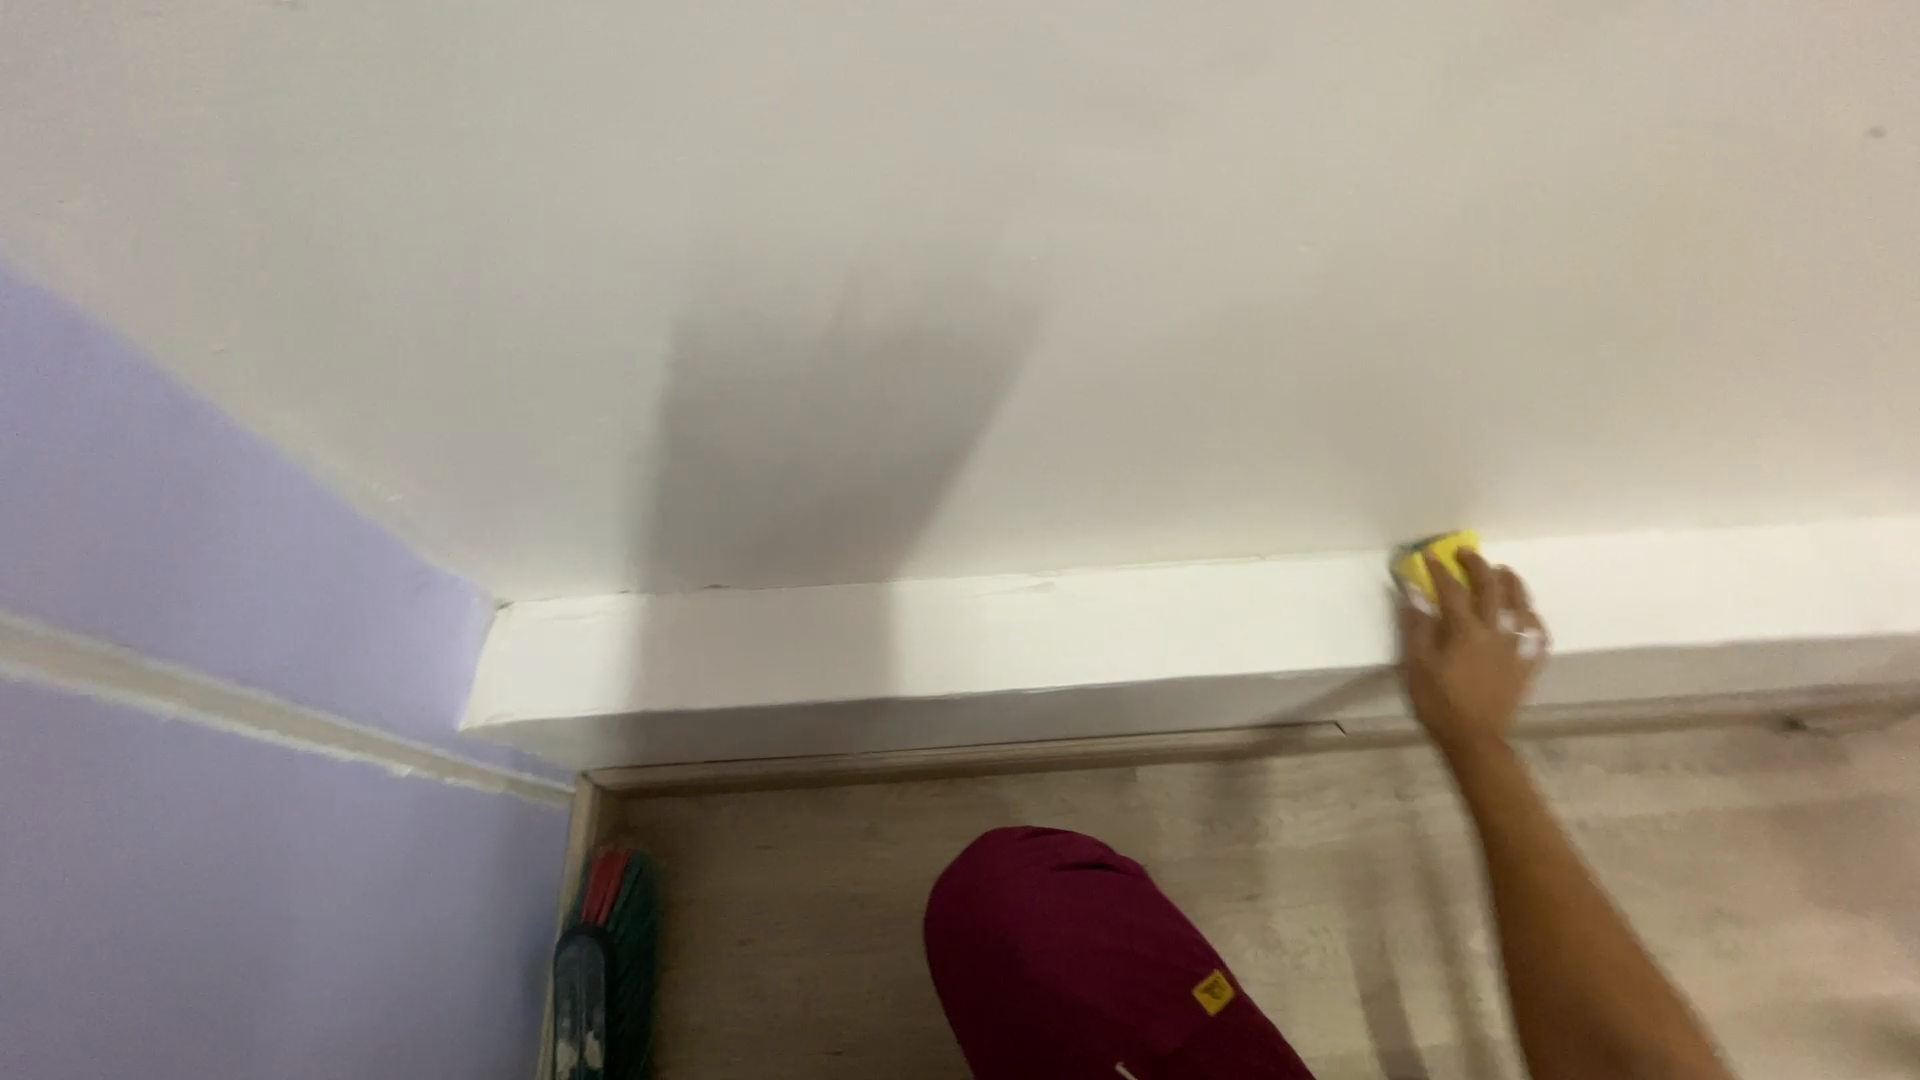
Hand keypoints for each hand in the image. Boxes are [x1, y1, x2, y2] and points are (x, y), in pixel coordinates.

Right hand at [1395, 549, 1548, 754]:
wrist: (1474, 738)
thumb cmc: (1437, 701)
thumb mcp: (1416, 663)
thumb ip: (1417, 624)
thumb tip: (1412, 589)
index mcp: (1466, 632)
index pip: (1452, 590)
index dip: (1440, 571)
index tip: (1428, 555)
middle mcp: (1497, 632)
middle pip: (1492, 589)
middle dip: (1478, 566)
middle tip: (1466, 553)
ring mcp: (1517, 648)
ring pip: (1521, 605)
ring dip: (1511, 583)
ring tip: (1501, 571)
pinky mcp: (1529, 664)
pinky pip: (1538, 634)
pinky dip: (1532, 617)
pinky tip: (1526, 613)